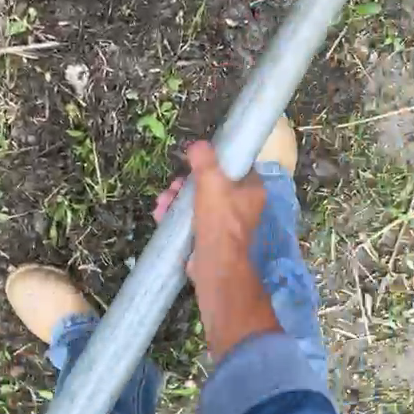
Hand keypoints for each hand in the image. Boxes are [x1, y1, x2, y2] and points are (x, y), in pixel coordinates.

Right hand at [160, 141, 277, 357]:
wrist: (216, 268)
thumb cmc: (220, 221)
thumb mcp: (211, 183)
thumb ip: (204, 161)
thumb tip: (197, 145)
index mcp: (252, 190)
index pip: (235, 166)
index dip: (213, 162)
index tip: (193, 162)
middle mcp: (243, 206)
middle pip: (211, 185)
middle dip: (186, 184)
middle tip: (173, 186)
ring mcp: (226, 224)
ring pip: (198, 203)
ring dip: (177, 200)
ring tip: (163, 203)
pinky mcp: (210, 239)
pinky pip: (192, 221)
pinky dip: (177, 217)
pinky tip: (161, 215)